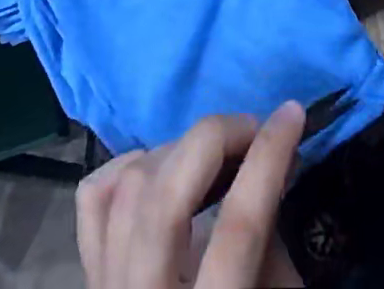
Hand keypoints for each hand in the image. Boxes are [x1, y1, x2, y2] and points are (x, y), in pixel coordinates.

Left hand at [77, 101, 306, 288]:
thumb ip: (268, 247)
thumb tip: (260, 168)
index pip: (237, 226)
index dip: (268, 158)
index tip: (293, 113)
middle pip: (165, 197)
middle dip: (214, 139)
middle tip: (251, 127)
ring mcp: (107, 288)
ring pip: (127, 189)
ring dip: (176, 149)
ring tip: (213, 150)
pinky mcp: (90, 277)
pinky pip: (94, 199)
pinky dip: (127, 166)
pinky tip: (160, 167)